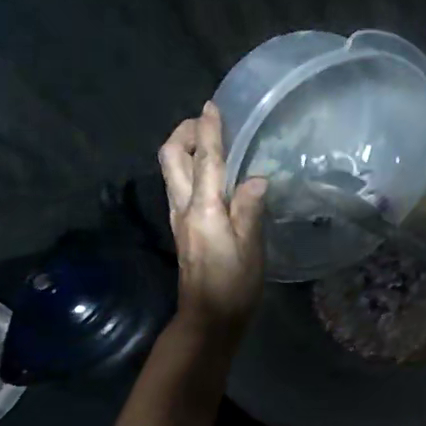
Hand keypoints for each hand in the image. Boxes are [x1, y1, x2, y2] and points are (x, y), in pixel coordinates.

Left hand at [158, 103, 266, 335]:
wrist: (208, 319)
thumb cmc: (234, 286)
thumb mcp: (251, 249)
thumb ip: (249, 209)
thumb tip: (254, 178)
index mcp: (204, 210)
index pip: (205, 160)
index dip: (208, 131)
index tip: (212, 106)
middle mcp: (183, 208)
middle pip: (171, 158)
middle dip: (183, 133)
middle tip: (206, 122)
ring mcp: (178, 218)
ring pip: (170, 171)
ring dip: (183, 148)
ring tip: (208, 140)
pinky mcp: (182, 228)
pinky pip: (178, 186)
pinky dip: (188, 167)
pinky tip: (210, 173)